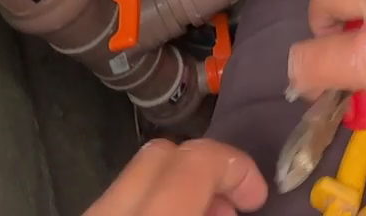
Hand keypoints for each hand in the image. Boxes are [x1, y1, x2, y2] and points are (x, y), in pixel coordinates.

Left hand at [84, 138, 266, 215]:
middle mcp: (109, 213)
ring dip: (178, 186)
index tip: (256, 196)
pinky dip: (152, 205)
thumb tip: (233, 202)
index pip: (194, 162)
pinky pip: (118, 203)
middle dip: (205, 167)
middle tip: (231, 207)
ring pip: (135, 177)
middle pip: (160, 155)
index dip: (236, 167)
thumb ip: (217, 211)